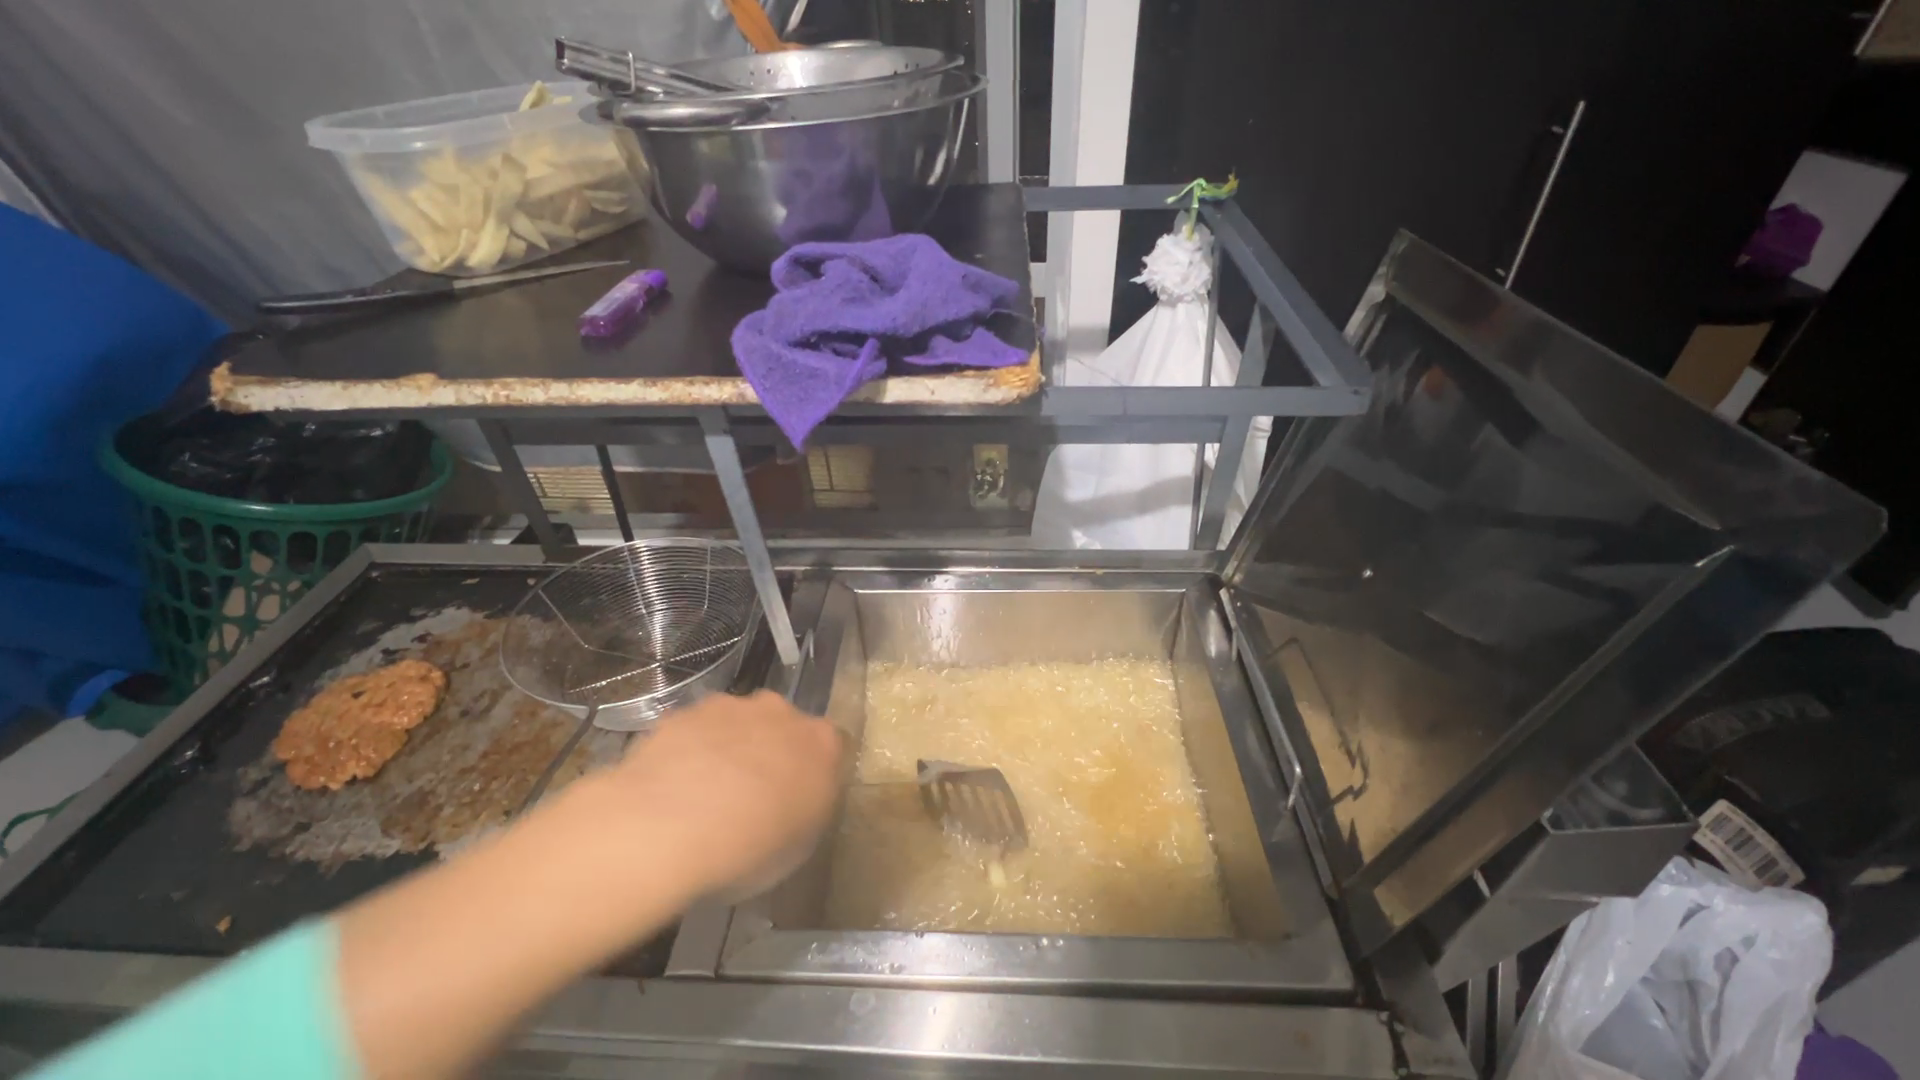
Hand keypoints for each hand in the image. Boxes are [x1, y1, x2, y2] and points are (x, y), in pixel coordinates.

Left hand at [609, 690, 844, 898]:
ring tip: (703, 795)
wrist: (667, 829)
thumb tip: (794, 801)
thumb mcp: (798, 846)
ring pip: (735, 724)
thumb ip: (806, 809)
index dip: (811, 773)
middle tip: (750, 796)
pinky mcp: (682, 713)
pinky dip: (688, 751)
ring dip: (727, 748)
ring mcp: (728, 707)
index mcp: (821, 744)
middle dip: (769, 752)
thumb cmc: (748, 849)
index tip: (795, 799)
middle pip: (781, 727)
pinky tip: (671, 788)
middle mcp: (780, 712)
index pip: (829, 748)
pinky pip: (694, 731)